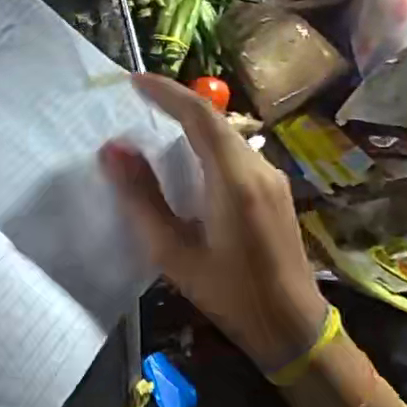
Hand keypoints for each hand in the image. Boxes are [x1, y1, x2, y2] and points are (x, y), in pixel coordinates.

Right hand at [102, 74, 328, 374]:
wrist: (293, 326)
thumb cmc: (230, 294)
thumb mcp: (174, 251)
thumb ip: (142, 198)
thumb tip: (112, 151)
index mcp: (234, 179)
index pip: (199, 116)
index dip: (166, 92)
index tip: (133, 80)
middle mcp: (259, 168)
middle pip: (215, 121)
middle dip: (177, 104)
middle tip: (138, 100)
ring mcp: (273, 179)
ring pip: (228, 136)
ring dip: (192, 125)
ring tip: (156, 125)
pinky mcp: (276, 192)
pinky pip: (238, 154)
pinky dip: (208, 146)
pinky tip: (188, 163)